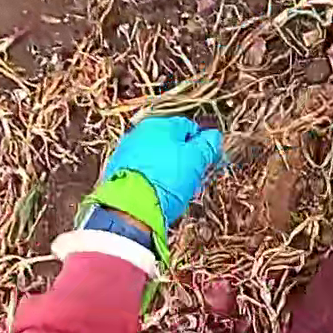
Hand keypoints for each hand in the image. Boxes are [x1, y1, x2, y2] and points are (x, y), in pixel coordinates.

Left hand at [100, 116, 223, 228]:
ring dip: (170, 172)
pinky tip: (160, 195)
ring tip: (179, 192)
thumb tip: (214, 136)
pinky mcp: (118, 172)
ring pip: (158, 159)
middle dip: (186, 161)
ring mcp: (126, 153)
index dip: (202, 145)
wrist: (130, 208)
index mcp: (160, 125)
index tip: (207, 161)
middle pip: (172, 144)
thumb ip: (207, 146)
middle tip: (195, 180)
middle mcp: (140, 133)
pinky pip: (144, 173)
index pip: (189, 128)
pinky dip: (154, 181)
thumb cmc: (166, 180)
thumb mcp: (196, 161)